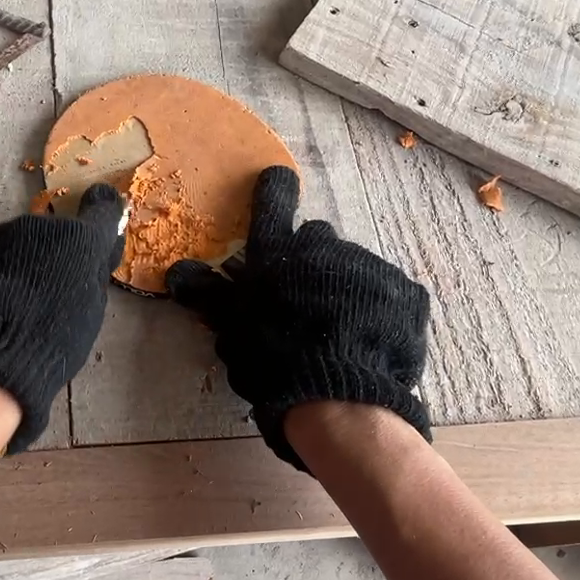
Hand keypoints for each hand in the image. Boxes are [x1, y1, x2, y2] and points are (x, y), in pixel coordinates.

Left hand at [0, 183, 125, 452]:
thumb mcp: (90, 308)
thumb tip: (95, 251)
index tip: (101, 203)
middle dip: (45, 255)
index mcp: (79, 240)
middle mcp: (38, 226)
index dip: (102, 207)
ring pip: (11, 246)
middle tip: (41, 293)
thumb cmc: (56, 340)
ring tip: (7, 306)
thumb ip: (91, 271)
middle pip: (46, 235)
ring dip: (12, 267)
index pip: (101, 211)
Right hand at [165, 166, 431, 471]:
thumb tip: (175, 271)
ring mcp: (368, 267)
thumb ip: (206, 293)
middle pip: (316, 239)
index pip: (273, 203)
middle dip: (309, 261)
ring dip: (343, 286)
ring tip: (338, 327)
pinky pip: (387, 292)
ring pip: (351, 266)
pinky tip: (369, 337)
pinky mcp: (405, 293)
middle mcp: (323, 247)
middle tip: (303, 298)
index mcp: (277, 252)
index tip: (277, 181)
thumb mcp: (230, 326)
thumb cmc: (273, 357)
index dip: (274, 190)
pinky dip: (378, 307)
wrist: (341, 398)